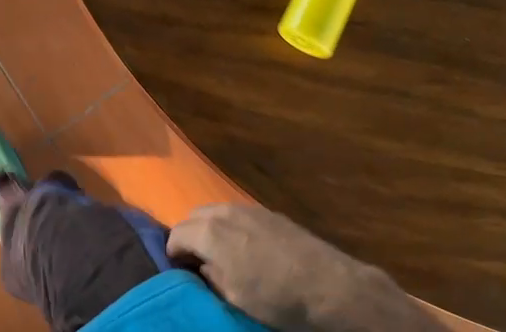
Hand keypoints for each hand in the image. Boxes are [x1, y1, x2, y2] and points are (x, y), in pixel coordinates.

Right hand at [168, 205, 436, 331]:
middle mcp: (223, 211)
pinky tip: (245, 247)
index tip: (180, 272)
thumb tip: (199, 267)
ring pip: (214, 211)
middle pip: (192, 216)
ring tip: (220, 254)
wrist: (331, 286)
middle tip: (197, 263)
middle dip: (189, 236)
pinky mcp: (268, 211)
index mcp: (209, 231)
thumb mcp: (234, 297)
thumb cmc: (277, 298)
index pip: (175, 234)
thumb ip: (209, 276)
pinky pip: (236, 213)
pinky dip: (229, 226)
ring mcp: (247, 207)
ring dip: (209, 229)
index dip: (173, 254)